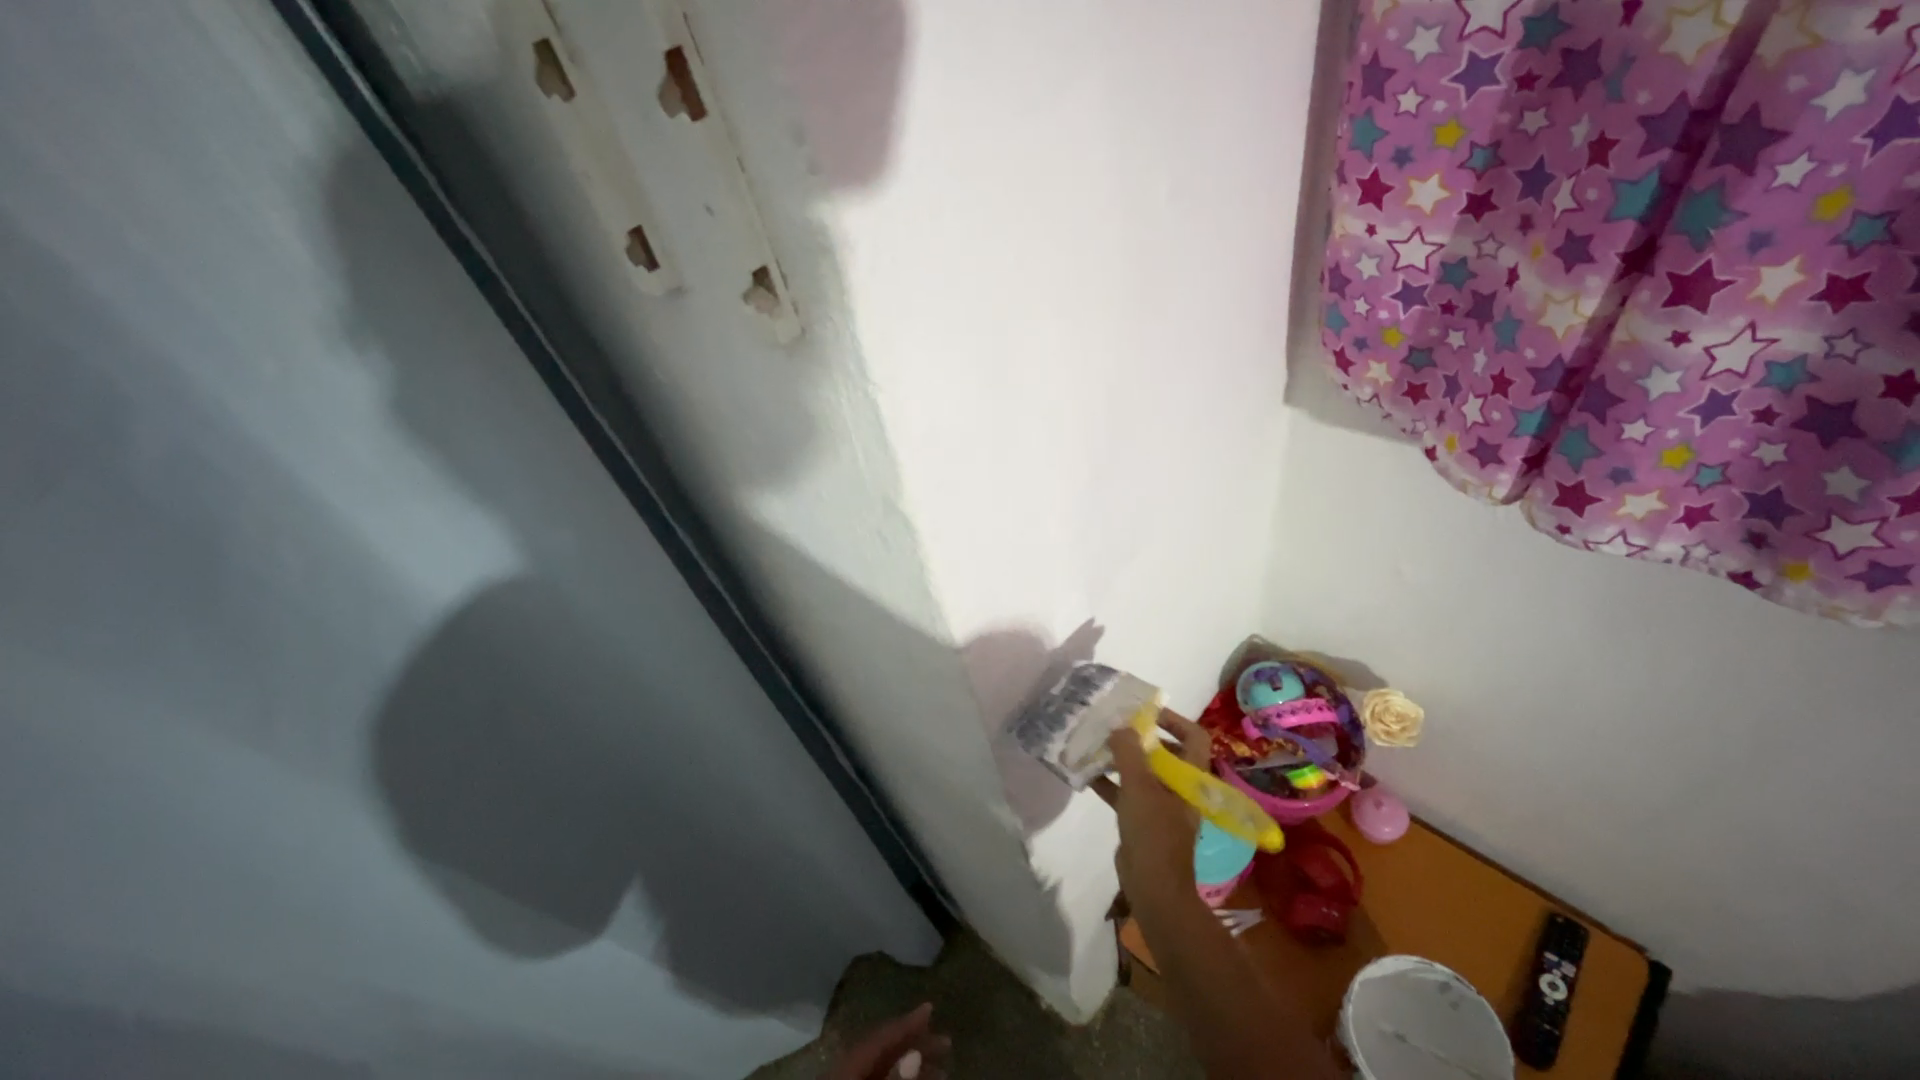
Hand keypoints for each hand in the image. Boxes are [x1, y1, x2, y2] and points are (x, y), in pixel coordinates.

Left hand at [828, 1003, 949, 1079]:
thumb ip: (893, 1076)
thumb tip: (915, 1053)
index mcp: (847, 1058)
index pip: (882, 1034)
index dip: (907, 1020)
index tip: (931, 1006)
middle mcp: (846, 1062)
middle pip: (885, 1048)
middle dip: (917, 1044)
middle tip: (946, 1042)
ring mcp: (849, 1074)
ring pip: (885, 1066)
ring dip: (915, 1066)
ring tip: (943, 1069)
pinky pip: (879, 1078)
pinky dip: (901, 1077)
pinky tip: (922, 1078)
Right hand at [1098, 711, 1211, 908]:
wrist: (1154, 887)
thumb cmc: (1154, 833)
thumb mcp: (1140, 788)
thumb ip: (1129, 753)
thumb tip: (1121, 725)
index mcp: (1190, 777)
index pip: (1194, 736)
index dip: (1174, 719)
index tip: (1144, 712)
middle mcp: (1179, 787)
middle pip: (1164, 752)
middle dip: (1139, 737)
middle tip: (1112, 725)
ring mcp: (1160, 804)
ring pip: (1141, 772)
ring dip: (1120, 758)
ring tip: (1094, 743)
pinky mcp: (1141, 820)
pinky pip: (1125, 793)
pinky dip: (1108, 782)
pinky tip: (1085, 773)